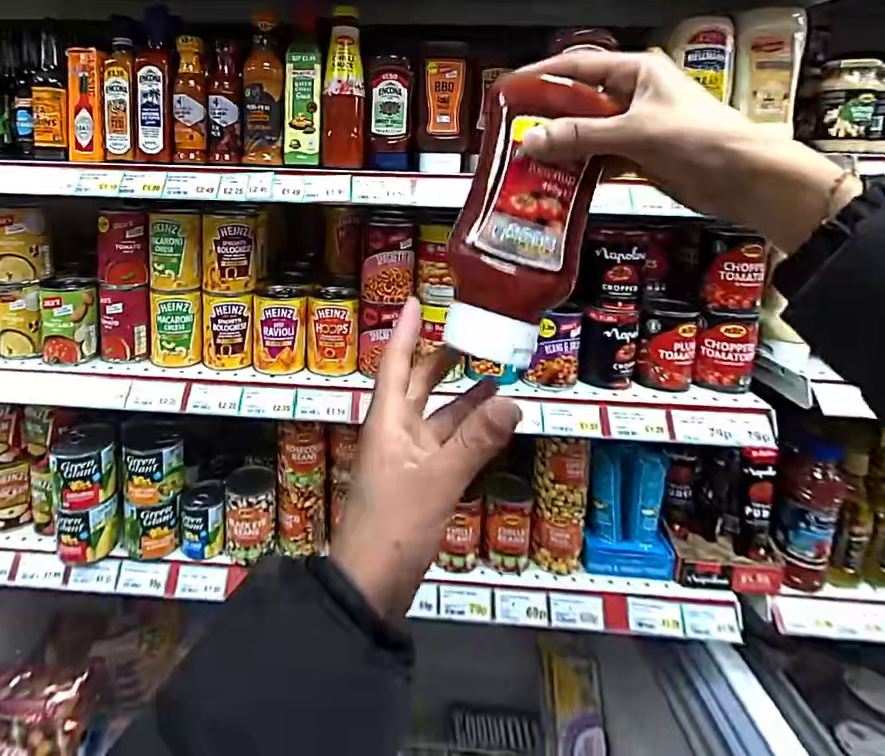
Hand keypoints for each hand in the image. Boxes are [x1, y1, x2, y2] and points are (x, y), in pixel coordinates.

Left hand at [330, 298, 520, 619]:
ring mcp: (406, 456)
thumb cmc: (394, 522)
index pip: (395, 362)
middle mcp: (394, 430)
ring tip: (496, 376)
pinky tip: (492, 425)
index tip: (416, 301)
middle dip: (441, 360)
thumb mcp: (439, 479)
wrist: (371, 582)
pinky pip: (446, 444)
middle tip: (471, 337)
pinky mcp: (418, 480)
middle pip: (417, 384)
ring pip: (437, 416)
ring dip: (464, 398)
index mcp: (387, 419)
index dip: (404, 330)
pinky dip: (468, 432)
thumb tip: (513, 402)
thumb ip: (476, 441)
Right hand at [514, 50, 859, 252]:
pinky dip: (578, 167)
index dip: (542, 74)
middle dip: (546, 117)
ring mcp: (634, 127)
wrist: (749, 180)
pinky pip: (596, 158)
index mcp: (636, 72)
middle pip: (576, 102)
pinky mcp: (637, 155)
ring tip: (528, 159)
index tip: (511, 88)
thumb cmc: (707, 139)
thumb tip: (532, 139)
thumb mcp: (638, 131)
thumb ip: (582, 136)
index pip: (578, 65)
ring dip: (561, 146)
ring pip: (584, 133)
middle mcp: (632, 96)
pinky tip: (557, 178)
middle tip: (513, 131)